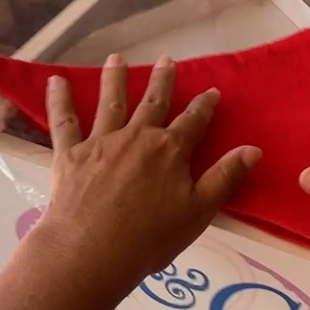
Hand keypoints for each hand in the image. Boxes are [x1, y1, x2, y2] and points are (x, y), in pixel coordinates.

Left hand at [25, 55, 260, 297]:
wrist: (91, 251)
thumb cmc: (150, 238)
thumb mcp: (199, 211)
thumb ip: (225, 177)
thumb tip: (253, 149)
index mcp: (171, 150)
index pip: (194, 120)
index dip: (204, 105)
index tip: (212, 91)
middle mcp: (138, 136)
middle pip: (153, 102)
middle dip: (162, 80)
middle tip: (167, 59)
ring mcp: (101, 142)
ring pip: (111, 102)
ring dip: (116, 79)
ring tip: (117, 59)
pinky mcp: (70, 154)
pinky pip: (64, 121)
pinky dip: (60, 100)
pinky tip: (57, 81)